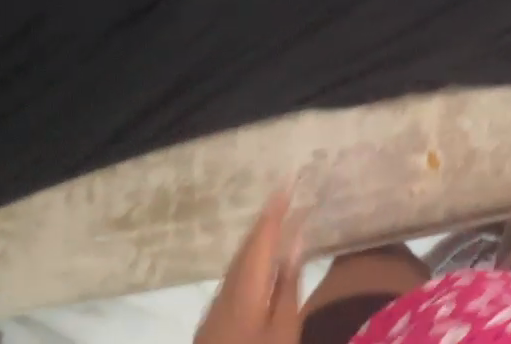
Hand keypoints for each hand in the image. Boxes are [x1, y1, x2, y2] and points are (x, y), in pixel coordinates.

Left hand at [194, 188, 300, 343]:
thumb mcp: (285, 329)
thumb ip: (289, 283)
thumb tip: (296, 240)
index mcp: (247, 288)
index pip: (261, 238)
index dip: (274, 209)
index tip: (287, 182)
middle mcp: (227, 291)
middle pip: (246, 248)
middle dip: (265, 220)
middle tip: (285, 194)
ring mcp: (217, 308)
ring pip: (237, 262)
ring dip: (256, 238)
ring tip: (276, 220)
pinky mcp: (214, 324)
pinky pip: (234, 277)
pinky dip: (249, 259)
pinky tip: (259, 262)